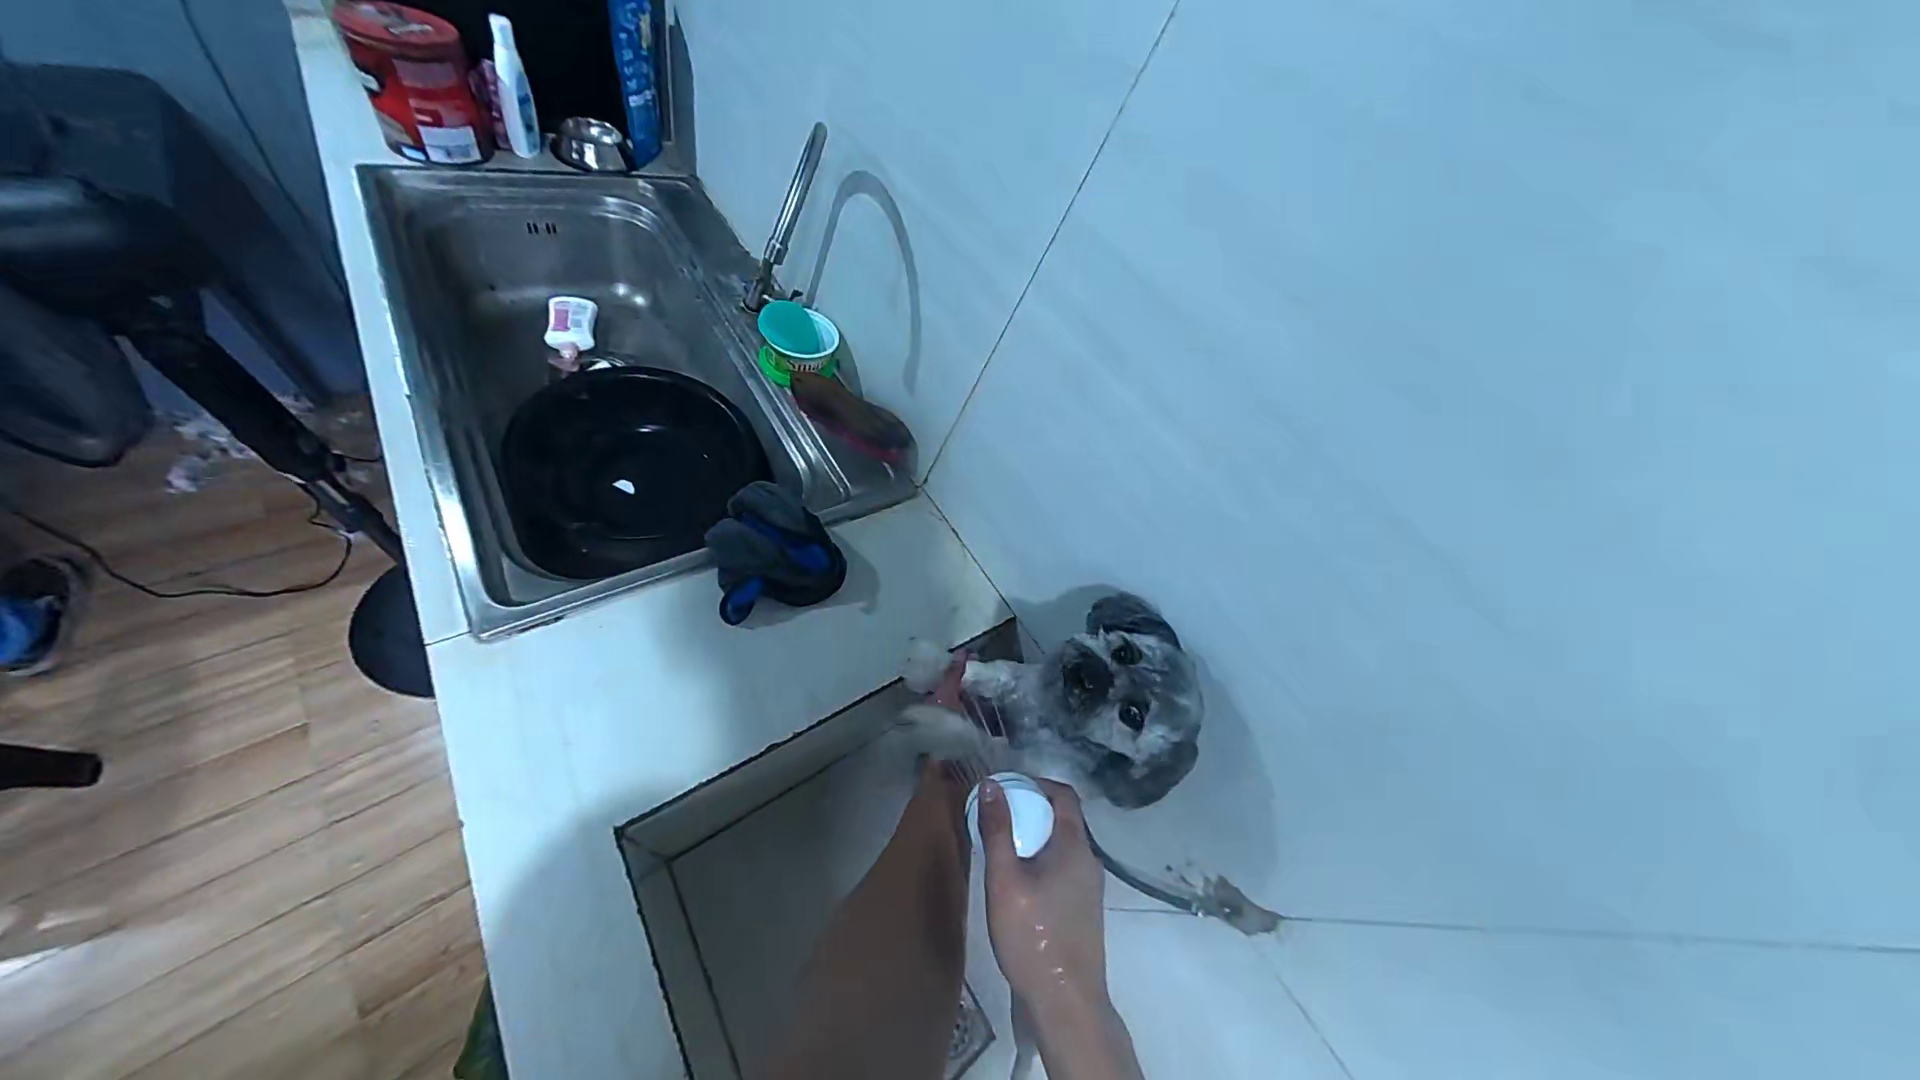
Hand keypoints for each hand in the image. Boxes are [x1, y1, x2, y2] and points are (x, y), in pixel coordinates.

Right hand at [978, 778, 1107, 1009]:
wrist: (1066, 1003)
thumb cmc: (1033, 936)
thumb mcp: (1005, 879)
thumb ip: (997, 830)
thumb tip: (992, 784)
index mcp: (1075, 845)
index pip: (1064, 794)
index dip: (1036, 783)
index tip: (1007, 787)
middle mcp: (1089, 860)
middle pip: (1064, 818)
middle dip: (1031, 809)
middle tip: (997, 816)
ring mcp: (1090, 886)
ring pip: (1063, 845)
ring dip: (1036, 836)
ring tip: (1003, 846)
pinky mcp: (1084, 908)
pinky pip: (1064, 867)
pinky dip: (1042, 859)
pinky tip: (1018, 880)